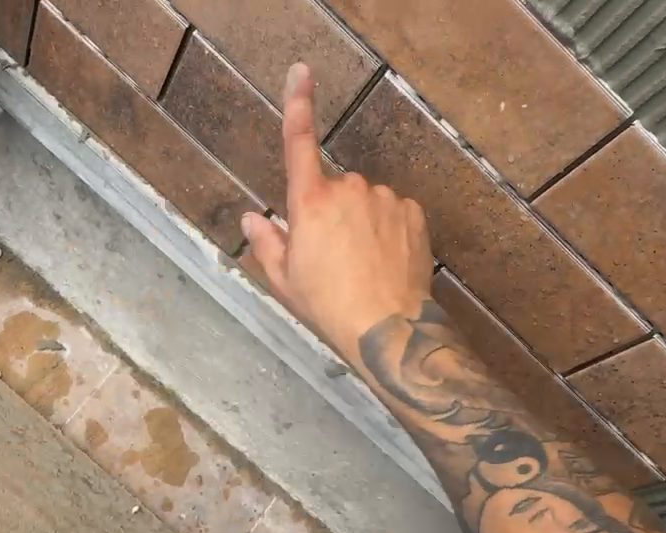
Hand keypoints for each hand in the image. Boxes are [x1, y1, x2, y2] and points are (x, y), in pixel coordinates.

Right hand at [243, 63, 435, 365]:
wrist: (387, 325)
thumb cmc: (327, 305)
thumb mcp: (284, 281)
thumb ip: (266, 243)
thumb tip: (254, 218)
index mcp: (310, 204)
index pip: (300, 143)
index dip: (298, 105)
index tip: (300, 73)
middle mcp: (349, 189)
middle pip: (333, 189)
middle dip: (329, 214)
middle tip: (329, 259)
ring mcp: (384, 198)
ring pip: (364, 202)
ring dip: (359, 224)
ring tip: (358, 266)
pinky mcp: (411, 211)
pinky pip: (391, 212)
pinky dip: (385, 231)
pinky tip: (381, 262)